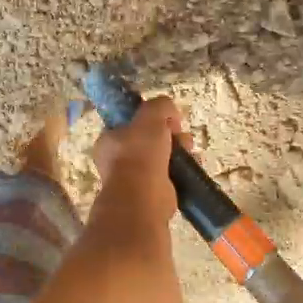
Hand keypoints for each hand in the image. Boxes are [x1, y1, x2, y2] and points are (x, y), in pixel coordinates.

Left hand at [91, 97, 181, 225]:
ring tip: (189, 150)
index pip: (131, 123)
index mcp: (109, 140)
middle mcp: (119, 160)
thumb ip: (160, 105)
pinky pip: (171, 174)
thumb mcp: (151, 115)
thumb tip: (171, 114)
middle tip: (180, 134)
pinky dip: (183, 169)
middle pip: (150, 138)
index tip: (166, 118)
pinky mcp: (153, 193)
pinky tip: (192, 165)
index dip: (150, 117)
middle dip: (170, 133)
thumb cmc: (140, 152)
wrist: (143, 197)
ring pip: (162, 156)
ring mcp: (135, 178)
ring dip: (179, 150)